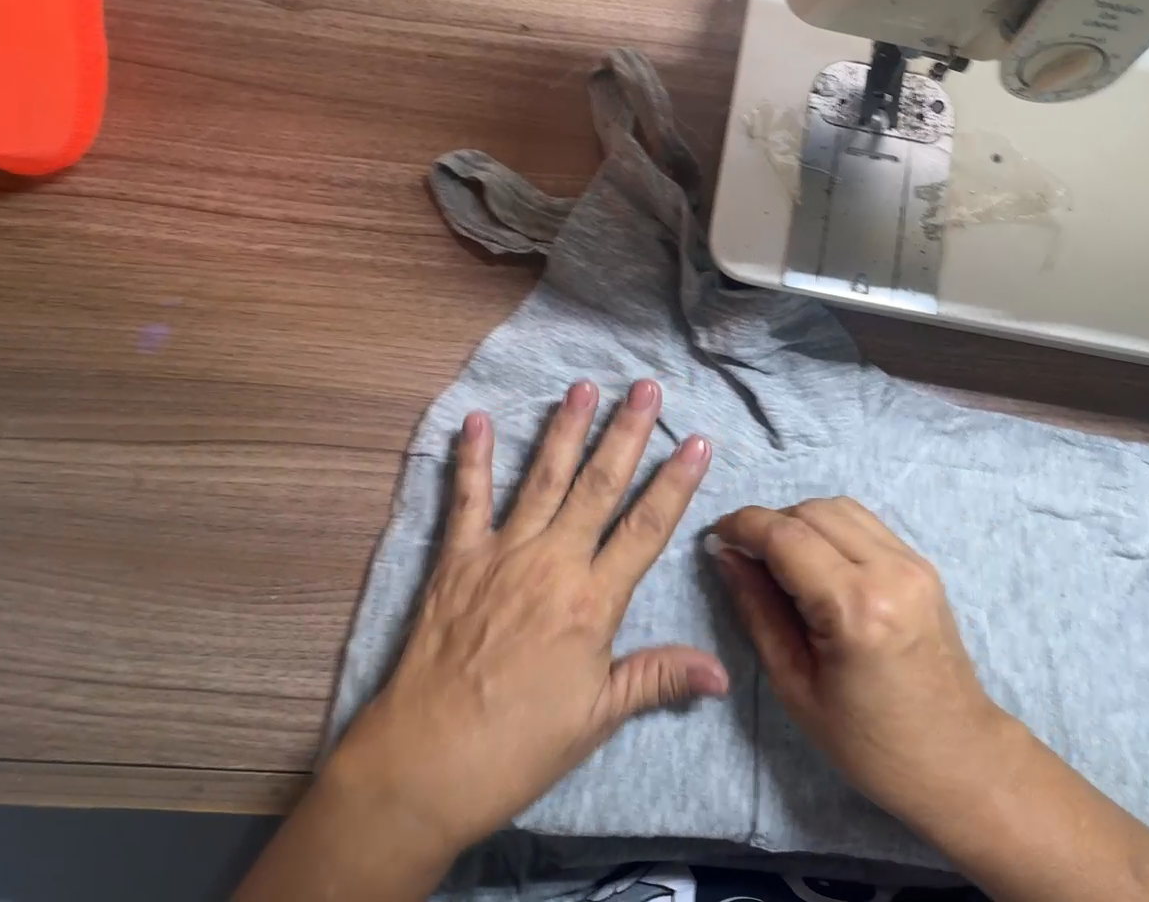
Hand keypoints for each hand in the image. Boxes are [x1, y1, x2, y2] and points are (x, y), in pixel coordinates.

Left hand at [331, 378, 724, 851]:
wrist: (424, 762)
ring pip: (541, 479)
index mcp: (592, 601)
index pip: (646, 527)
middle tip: (645, 387)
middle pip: (598, 486)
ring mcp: (501, 555)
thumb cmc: (519, 745)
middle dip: (626, 433)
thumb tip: (724, 672)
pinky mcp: (456, 560)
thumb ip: (658, 678)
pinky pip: (466, 499)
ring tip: (582, 387)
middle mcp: (552, 563)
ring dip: (564, 430)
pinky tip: (476, 420)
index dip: (676, 482)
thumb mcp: (597, 716)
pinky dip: (471, 459)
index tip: (697, 441)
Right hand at [710, 499, 1009, 825]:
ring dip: (800, 522)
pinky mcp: (923, 566)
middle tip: (745, 556)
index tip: (716, 536)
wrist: (955, 757)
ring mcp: (913, 563)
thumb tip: (725, 554)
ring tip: (779, 560)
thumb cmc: (866, 740)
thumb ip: (756, 608)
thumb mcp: (794, 683)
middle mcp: (890, 571)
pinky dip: (830, 530)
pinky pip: (865, 524)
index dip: (742, 526)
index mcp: (855, 608)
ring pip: (839, 508)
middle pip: (812, 511)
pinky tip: (817, 564)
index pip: (785, 536)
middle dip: (769, 523)